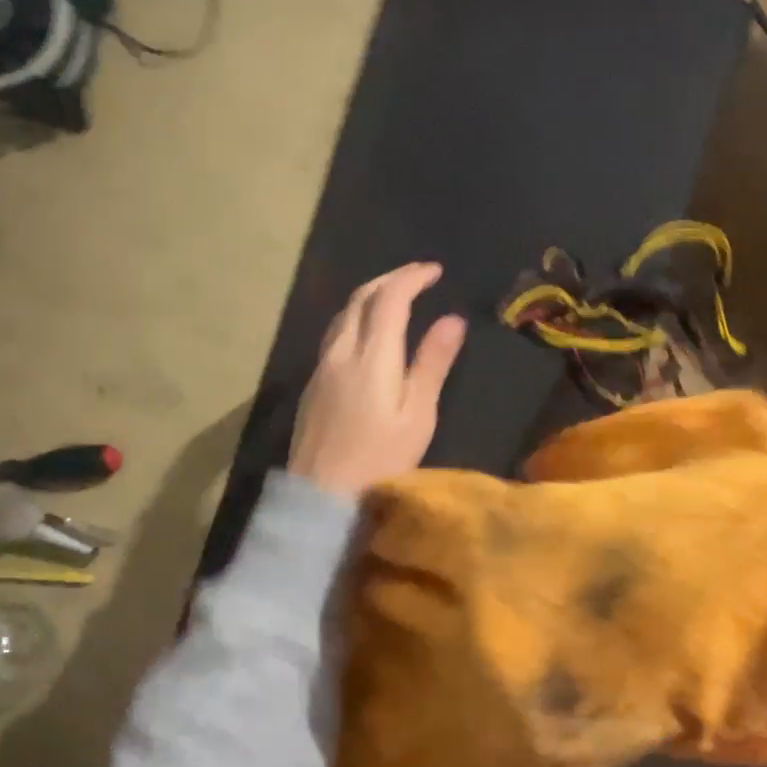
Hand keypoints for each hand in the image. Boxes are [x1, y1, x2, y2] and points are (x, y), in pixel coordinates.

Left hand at [287, 262, 466, 498]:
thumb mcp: (418, 415)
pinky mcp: (313, 384)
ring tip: (396, 298)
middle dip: (390, 279)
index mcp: (372, 357)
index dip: (412, 278)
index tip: (435, 271)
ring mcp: (322, 367)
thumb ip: (433, 363)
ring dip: (370, 296)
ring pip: (343, 314)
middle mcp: (341, 352)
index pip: (390, 299)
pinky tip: (370, 333)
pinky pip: (335, 334)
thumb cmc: (381, 460)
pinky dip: (357, 319)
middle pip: (360, 298)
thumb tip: (453, 319)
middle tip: (419, 278)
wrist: (322, 495)